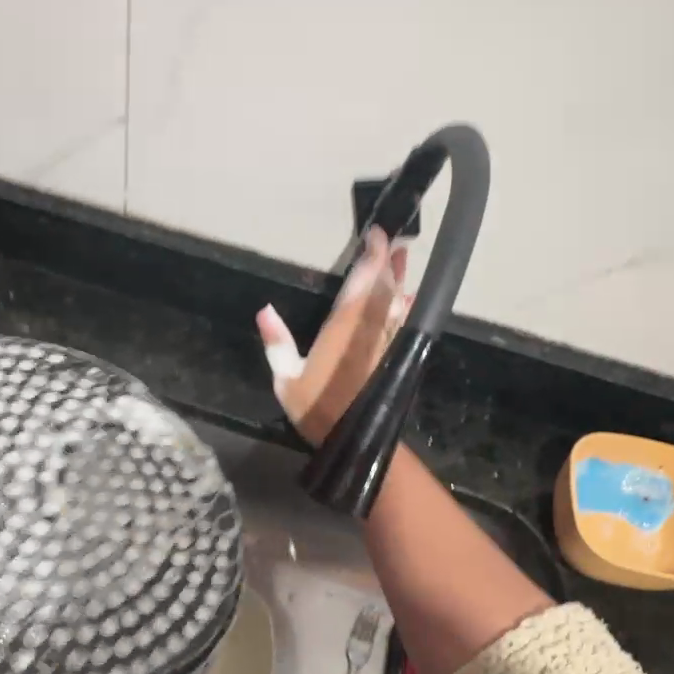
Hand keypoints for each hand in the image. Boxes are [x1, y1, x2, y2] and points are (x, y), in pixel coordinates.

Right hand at [256, 226, 409, 444]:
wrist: (356, 438)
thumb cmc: (316, 409)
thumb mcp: (286, 380)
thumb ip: (277, 344)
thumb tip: (265, 310)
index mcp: (343, 328)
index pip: (362, 283)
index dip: (372, 257)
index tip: (377, 235)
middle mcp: (369, 329)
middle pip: (384, 288)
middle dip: (389, 263)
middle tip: (396, 240)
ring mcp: (384, 343)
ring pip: (396, 303)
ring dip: (400, 280)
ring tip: (403, 259)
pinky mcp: (392, 357)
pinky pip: (401, 323)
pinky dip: (405, 307)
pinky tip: (409, 299)